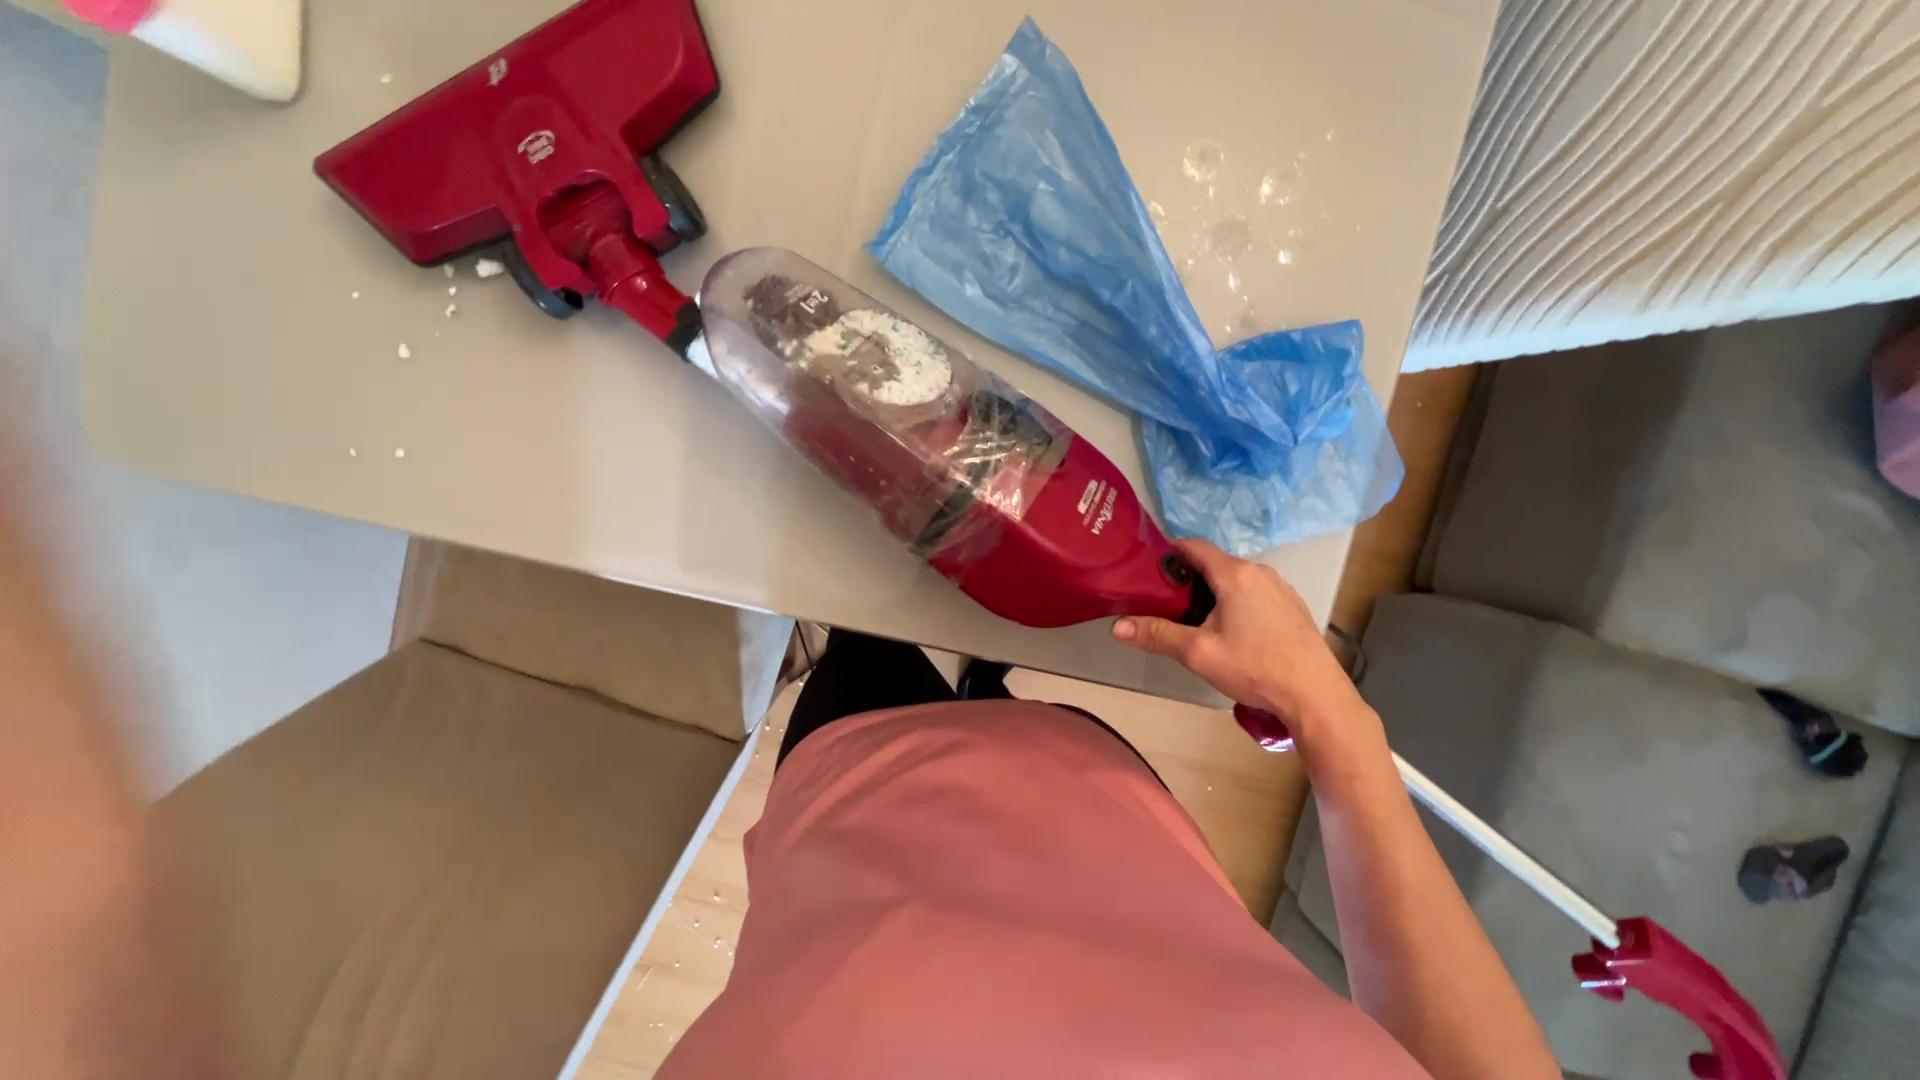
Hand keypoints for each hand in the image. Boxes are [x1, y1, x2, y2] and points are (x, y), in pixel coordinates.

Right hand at [1113, 539, 1370, 747]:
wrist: (1315, 695)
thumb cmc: (1254, 668)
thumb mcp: (1198, 653)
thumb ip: (1157, 635)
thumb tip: (1118, 627)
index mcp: (1235, 574)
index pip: (1193, 546)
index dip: (1168, 553)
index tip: (1148, 571)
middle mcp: (1260, 572)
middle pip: (1214, 564)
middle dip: (1188, 580)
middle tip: (1166, 605)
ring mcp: (1281, 589)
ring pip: (1236, 581)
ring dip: (1213, 594)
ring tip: (1195, 622)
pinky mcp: (1293, 607)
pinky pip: (1255, 595)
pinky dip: (1237, 604)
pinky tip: (1233, 634)